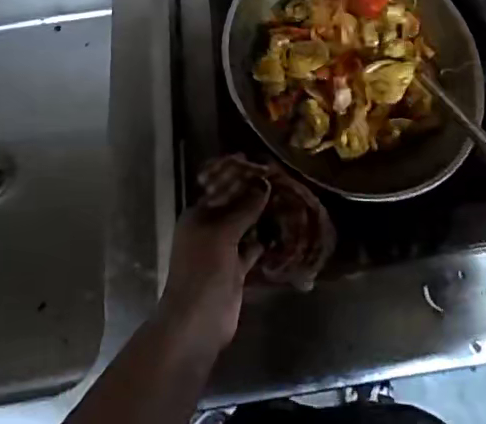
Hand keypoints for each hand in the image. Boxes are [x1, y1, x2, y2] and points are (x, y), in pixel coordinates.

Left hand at [157, 165, 268, 351]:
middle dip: (255, 197)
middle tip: (282, 181)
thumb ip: (244, 208)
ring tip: (288, 201)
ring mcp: (222, 251)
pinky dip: (265, 242)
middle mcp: (209, 229)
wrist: (198, 322)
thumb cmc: (203, 269)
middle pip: (234, 207)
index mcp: (197, 215)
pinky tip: (284, 231)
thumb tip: (264, 183)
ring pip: (245, 228)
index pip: (220, 188)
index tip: (263, 165)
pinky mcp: (235, 271)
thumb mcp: (223, 233)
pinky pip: (252, 250)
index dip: (240, 177)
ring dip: (262, 218)